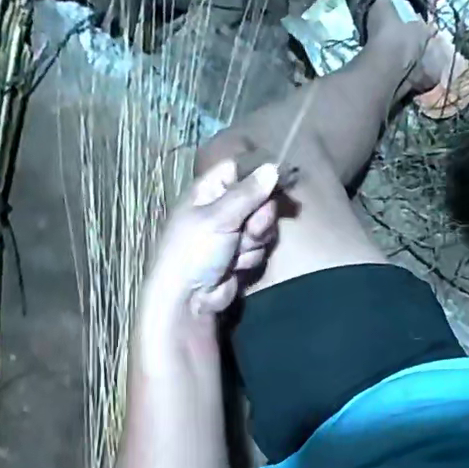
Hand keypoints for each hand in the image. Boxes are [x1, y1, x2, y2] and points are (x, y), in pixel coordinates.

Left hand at [138, 160, 281, 346]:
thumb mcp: (218, 217)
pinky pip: (261, 247)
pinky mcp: (243, 254)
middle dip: (261, 217)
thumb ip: (248, 193)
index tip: (279, 179)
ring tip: (235, 254)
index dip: (260, 174)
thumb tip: (273, 167)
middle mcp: (222, 207)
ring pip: (264, 225)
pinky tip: (235, 267)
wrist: (189, 300)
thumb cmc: (194, 252)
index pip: (239, 168)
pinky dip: (251, 258)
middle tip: (251, 230)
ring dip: (254, 241)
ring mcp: (233, 232)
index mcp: (208, 190)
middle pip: (259, 198)